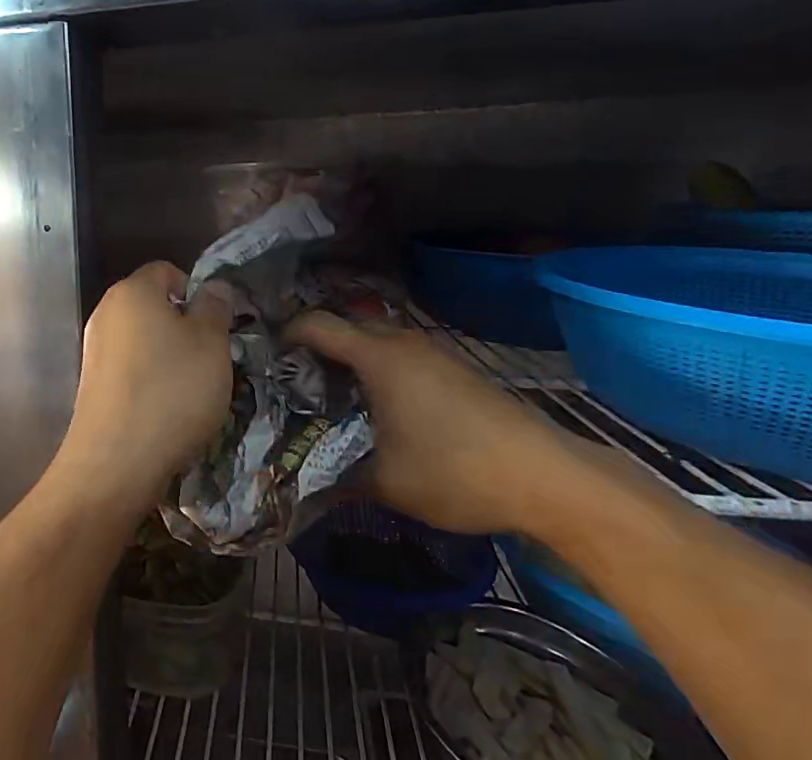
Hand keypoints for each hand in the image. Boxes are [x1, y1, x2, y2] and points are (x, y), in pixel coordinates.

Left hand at [58, 262, 232, 505]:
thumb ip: (215, 307)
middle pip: (153, 306)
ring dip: (170, 356)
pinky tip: (167, 410)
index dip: (195, 289)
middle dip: (184, 326)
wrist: (116, 463)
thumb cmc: (173, 390)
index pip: (166, 270)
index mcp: (132, 291)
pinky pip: (130, 370)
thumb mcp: (211, 343)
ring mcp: (94, 351)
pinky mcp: (92, 386)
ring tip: (192, 390)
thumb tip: (214, 286)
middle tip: (211, 357)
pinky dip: (150, 381)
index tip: (216, 322)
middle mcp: (106, 313)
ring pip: (143, 341)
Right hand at [286, 312, 602, 535]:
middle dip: (317, 352)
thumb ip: (338, 478)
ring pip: (377, 343)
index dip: (286, 335)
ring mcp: (434, 353)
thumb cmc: (454, 471)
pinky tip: (380, 410)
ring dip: (352, 363)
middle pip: (347, 329)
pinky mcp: (456, 369)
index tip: (268, 360)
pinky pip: (403, 357)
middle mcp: (404, 343)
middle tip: (295, 388)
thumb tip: (304, 488)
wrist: (544, 476)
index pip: (317, 324)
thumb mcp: (386, 482)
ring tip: (333, 401)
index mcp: (378, 357)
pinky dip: (380, 372)